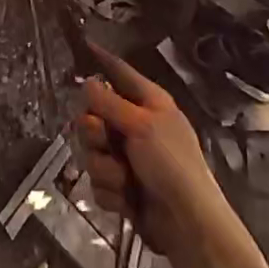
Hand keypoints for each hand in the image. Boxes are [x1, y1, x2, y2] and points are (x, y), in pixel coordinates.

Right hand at [78, 43, 223, 254]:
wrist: (185, 222)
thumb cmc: (170, 163)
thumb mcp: (141, 126)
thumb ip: (110, 104)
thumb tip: (87, 81)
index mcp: (148, 102)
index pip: (120, 73)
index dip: (102, 60)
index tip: (83, 44)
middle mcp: (136, 125)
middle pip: (95, 116)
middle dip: (95, 133)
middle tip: (105, 141)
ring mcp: (128, 157)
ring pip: (92, 152)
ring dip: (105, 169)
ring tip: (125, 179)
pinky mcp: (122, 187)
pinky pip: (98, 182)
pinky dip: (111, 192)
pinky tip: (127, 200)